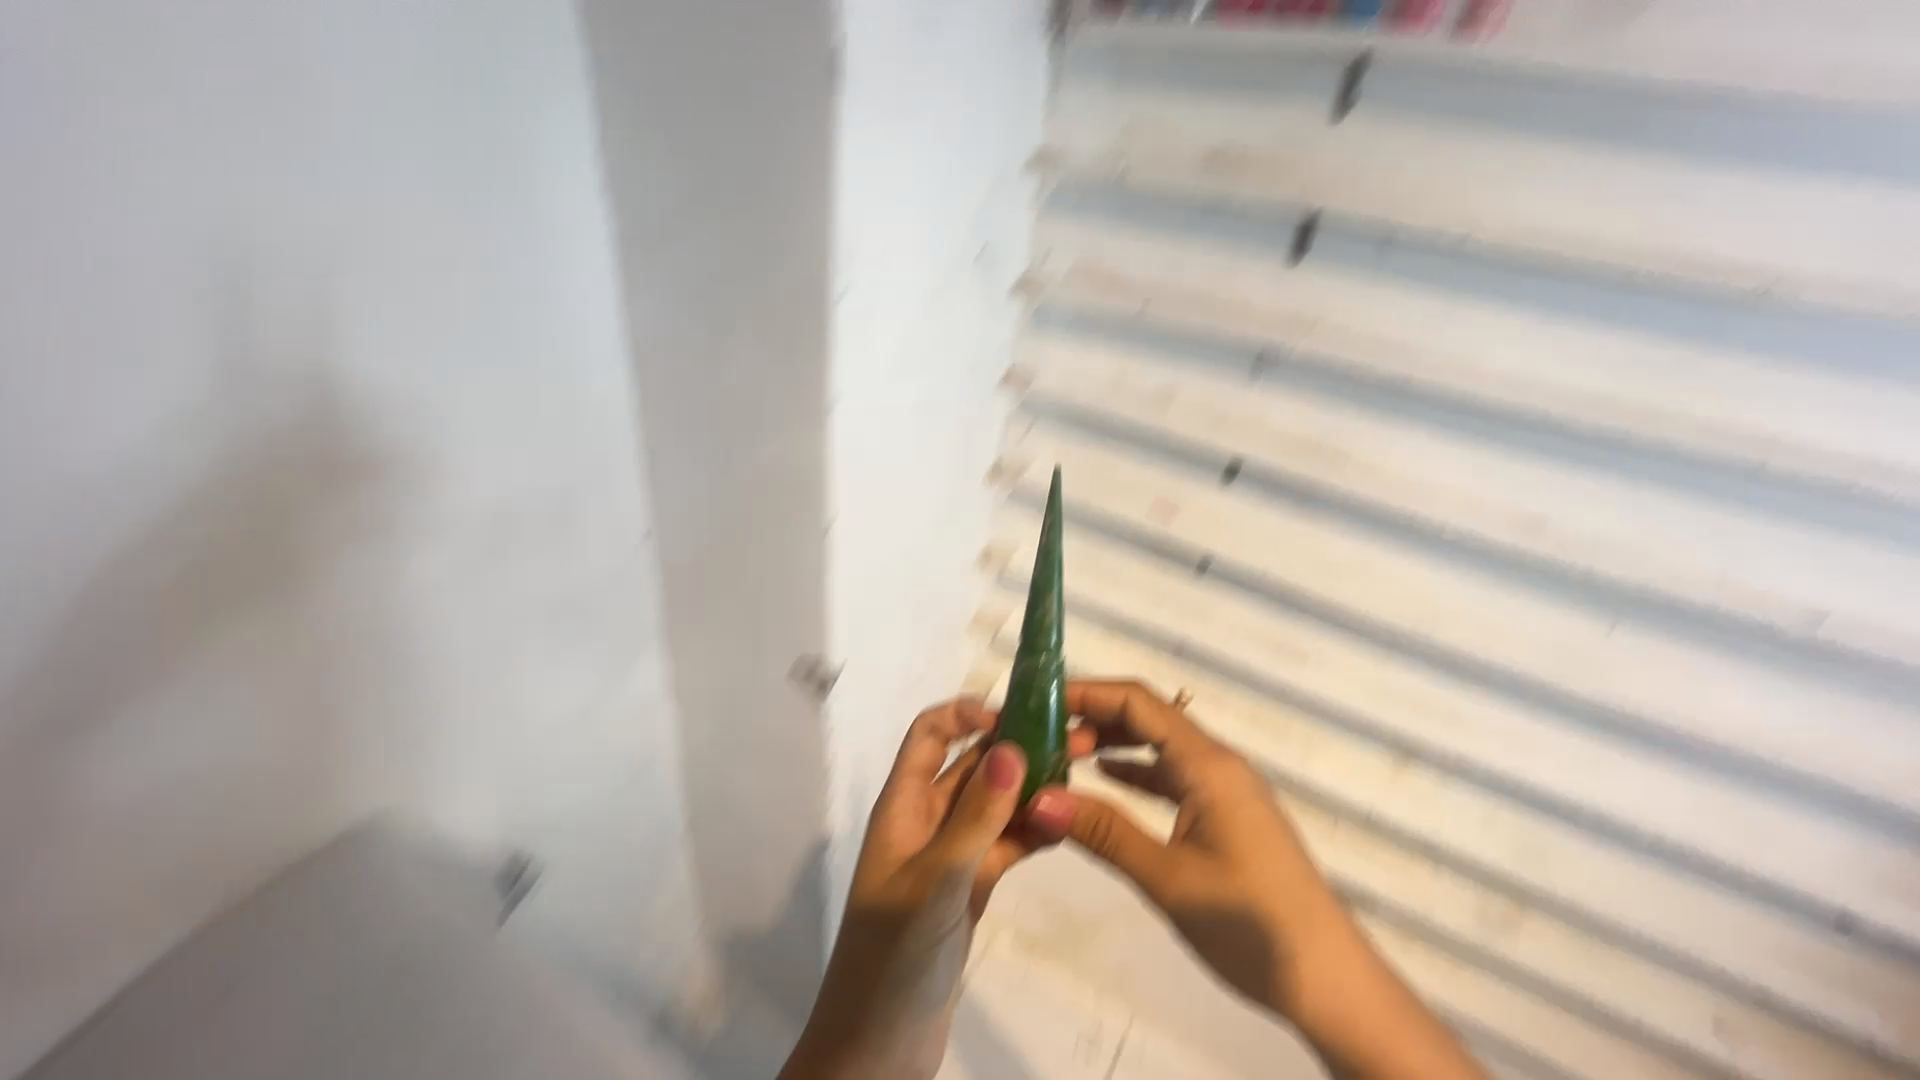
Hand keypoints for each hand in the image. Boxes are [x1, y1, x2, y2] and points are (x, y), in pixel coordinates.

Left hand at [780, 698, 1090, 1079]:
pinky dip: (1030, 832)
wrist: (879, 1045)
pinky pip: (1004, 845)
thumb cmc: (893, 954)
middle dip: (1015, 748)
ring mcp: (950, 857)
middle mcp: (925, 822)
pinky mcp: (971, 889)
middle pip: (970, 766)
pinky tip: (1064, 823)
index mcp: (903, 808)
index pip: (929, 735)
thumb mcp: (936, 881)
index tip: (1018, 716)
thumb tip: (1011, 746)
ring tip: (1080, 775)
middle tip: (1076, 738)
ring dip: (1029, 789)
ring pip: (992, 806)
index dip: (966, 714)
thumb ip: (976, 816)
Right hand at [1026, 680, 1343, 1019]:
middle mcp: (1219, 764)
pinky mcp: (1228, 817)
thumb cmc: (1248, 923)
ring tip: (1061, 757)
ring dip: (1113, 745)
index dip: (1087, 694)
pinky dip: (1136, 773)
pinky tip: (1106, 782)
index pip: (1139, 703)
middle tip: (1039, 737)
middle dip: (1093, 719)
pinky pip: (1174, 778)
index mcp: (1208, 765)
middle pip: (1148, 718)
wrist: (1327, 979)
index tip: (1036, 702)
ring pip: (1161, 748)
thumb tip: (1036, 800)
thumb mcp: (1167, 878)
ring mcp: (1227, 791)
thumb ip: (1103, 833)